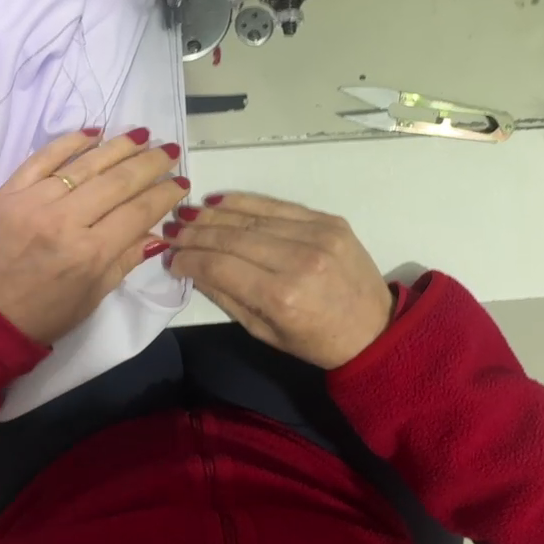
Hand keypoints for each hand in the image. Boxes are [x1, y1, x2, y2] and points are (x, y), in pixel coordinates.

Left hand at [0, 128, 185, 343]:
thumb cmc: (38, 317)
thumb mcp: (90, 299)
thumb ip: (123, 261)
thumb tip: (157, 234)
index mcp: (90, 254)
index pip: (138, 212)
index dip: (164, 195)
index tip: (180, 182)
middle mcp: (65, 221)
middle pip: (117, 182)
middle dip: (149, 163)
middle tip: (169, 151)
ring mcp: (34, 202)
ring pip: (85, 164)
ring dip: (118, 147)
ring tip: (142, 135)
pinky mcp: (8, 191)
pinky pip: (43, 158)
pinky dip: (69, 142)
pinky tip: (94, 133)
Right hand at [165, 193, 392, 368]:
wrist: (374, 329)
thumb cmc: (315, 341)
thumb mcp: (264, 333)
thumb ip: (225, 296)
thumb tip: (189, 266)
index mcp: (282, 298)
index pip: (220, 266)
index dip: (189, 258)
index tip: (169, 255)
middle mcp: (299, 261)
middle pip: (233, 237)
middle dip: (196, 233)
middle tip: (170, 229)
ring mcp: (318, 236)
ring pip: (252, 217)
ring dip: (214, 214)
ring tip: (188, 214)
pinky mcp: (330, 220)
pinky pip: (279, 205)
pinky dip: (246, 201)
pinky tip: (219, 202)